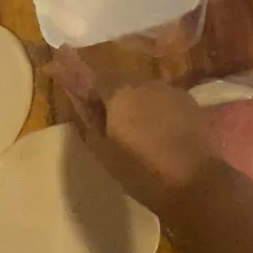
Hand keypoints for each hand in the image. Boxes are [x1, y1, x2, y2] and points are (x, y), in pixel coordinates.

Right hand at [49, 49, 225, 217]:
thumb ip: (87, 116)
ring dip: (131, 100)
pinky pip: (162, 99)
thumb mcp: (103, 149)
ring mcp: (171, 90)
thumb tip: (74, 93)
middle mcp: (146, 82)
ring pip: (142, 89)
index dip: (74, 74)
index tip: (56, 68)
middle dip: (106, 92)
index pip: (92, 75)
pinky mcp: (190, 103)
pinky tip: (153, 129)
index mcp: (120, 91)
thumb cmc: (142, 172)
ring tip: (127, 125)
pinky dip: (152, 108)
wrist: (196, 184)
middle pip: (118, 81)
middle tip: (98, 112)